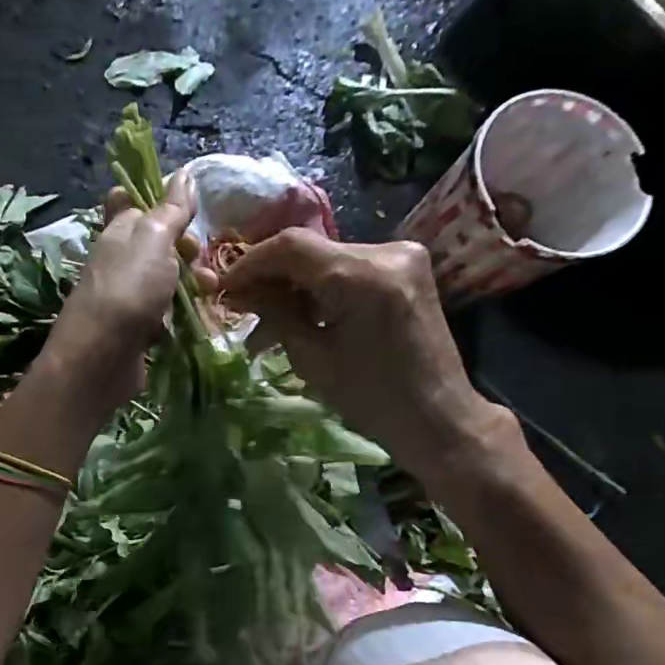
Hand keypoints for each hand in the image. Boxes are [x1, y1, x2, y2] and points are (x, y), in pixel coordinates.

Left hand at [43, 173, 199, 413]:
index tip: (186, 215)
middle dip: (188, 251)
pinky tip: (200, 318)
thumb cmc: (129, 289)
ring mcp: (130, 296)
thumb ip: (171, 210)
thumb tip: (185, 173)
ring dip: (193, 284)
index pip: (135, 203)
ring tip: (209, 292)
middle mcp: (122, 259)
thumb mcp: (154, 239)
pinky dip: (186, 313)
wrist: (102, 357)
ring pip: (169, 281)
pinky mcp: (140, 328)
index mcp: (120, 230)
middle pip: (161, 245)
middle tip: (202, 263)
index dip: (161, 204)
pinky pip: (169, 313)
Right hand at [220, 229, 509, 479]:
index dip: (250, 263)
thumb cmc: (374, 401)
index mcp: (363, 276)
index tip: (224, 289)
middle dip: (272, 280)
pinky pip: (353, 270)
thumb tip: (238, 290)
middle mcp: (387, 251)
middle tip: (243, 311)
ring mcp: (404, 256)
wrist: (440, 418)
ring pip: (330, 260)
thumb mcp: (314, 359)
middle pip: (311, 251)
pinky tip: (305, 317)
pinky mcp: (409, 269)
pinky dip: (326, 290)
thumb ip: (275, 313)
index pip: (291, 246)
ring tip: (269, 326)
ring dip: (298, 288)